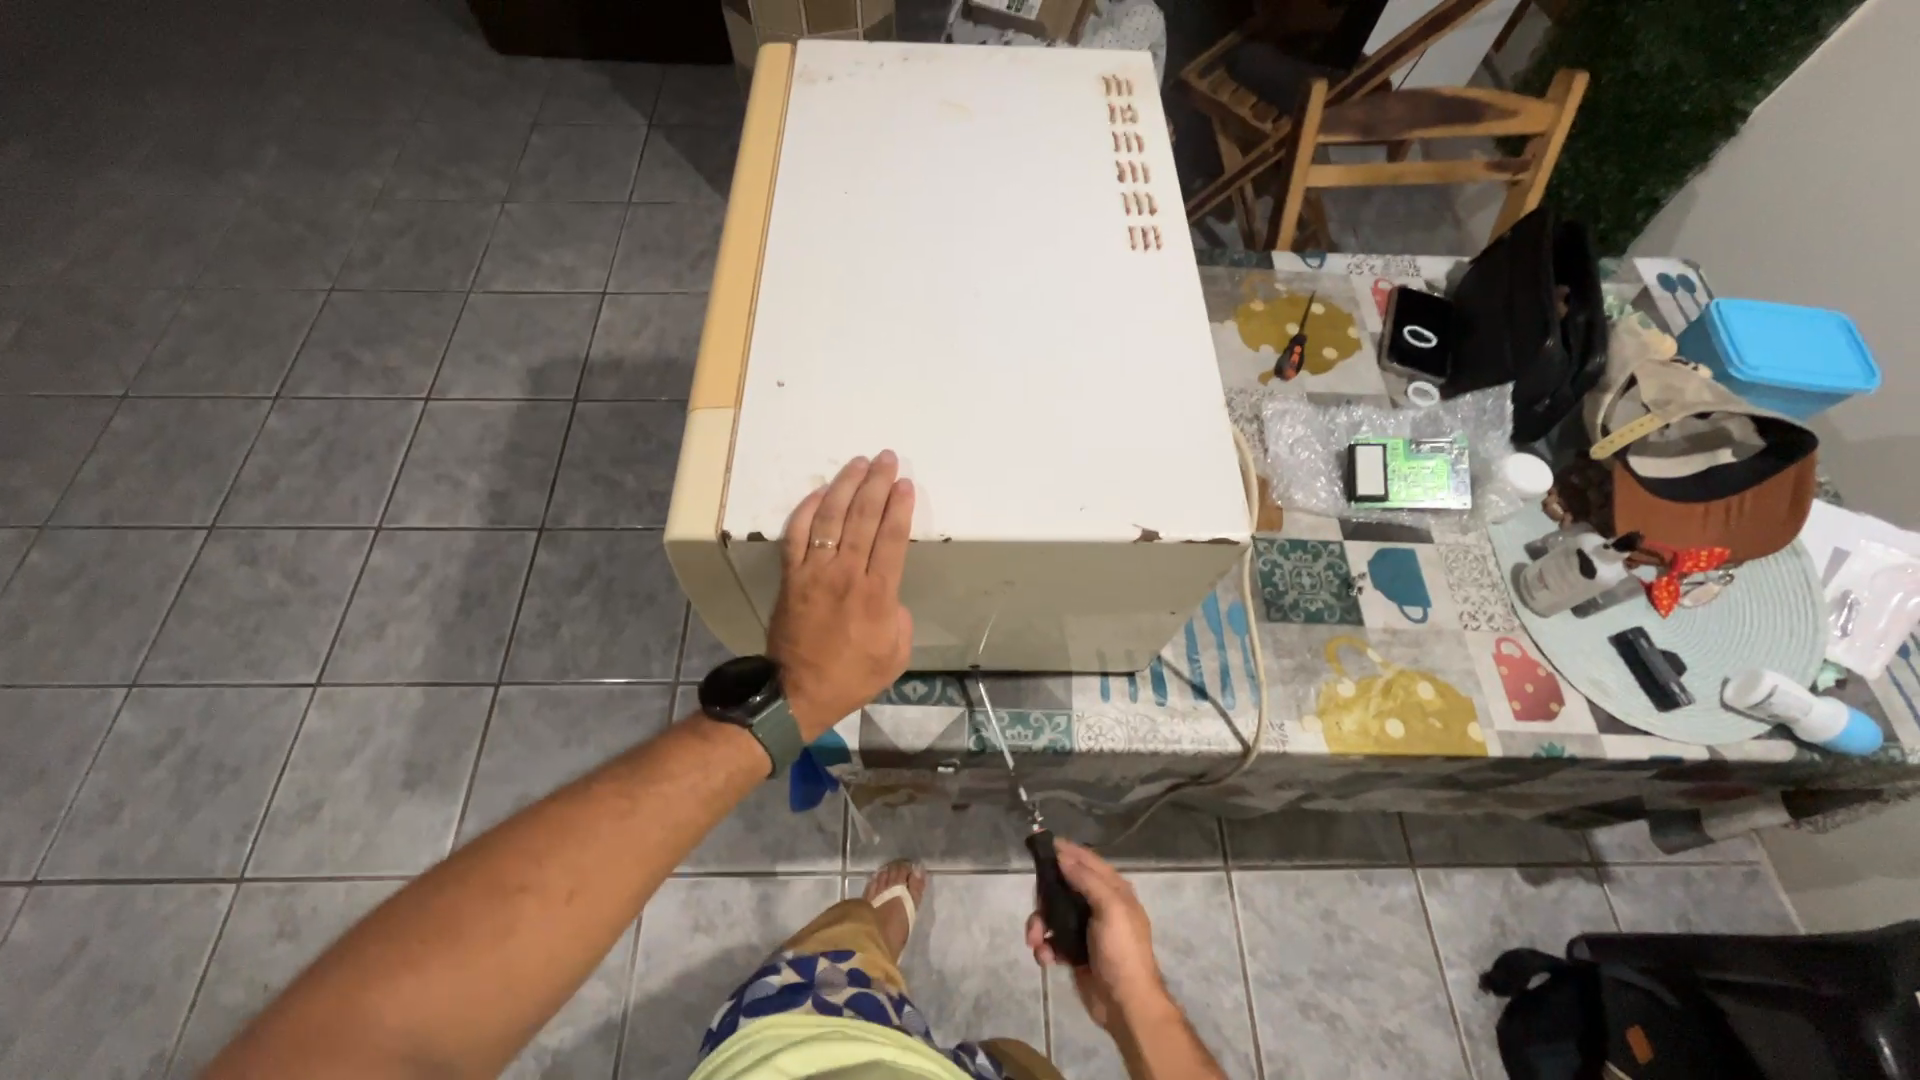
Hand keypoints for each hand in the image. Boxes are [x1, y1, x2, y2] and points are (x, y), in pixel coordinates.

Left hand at [768, 451, 915, 740]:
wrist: (798, 693)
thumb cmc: (853, 676)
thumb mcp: (896, 654)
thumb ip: (898, 617)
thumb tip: (889, 595)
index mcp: (877, 594)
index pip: (891, 538)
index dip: (900, 507)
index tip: (905, 483)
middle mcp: (846, 574)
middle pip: (863, 518)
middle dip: (876, 484)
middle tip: (886, 458)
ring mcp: (814, 572)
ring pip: (831, 518)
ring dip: (845, 486)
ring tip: (858, 463)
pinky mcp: (791, 576)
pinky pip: (797, 535)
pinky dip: (808, 510)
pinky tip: (821, 491)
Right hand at [1025, 841, 1168, 1030]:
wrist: (1125, 1003)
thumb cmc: (1121, 951)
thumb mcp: (1111, 909)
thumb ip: (1087, 880)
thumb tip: (1063, 856)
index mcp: (1113, 890)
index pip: (1087, 861)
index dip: (1066, 851)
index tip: (1042, 845)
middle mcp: (1099, 905)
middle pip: (1063, 887)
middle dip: (1045, 897)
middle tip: (1037, 907)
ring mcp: (1086, 929)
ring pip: (1053, 914)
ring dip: (1040, 925)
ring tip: (1036, 941)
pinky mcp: (1074, 952)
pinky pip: (1052, 940)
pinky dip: (1044, 947)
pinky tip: (1045, 957)